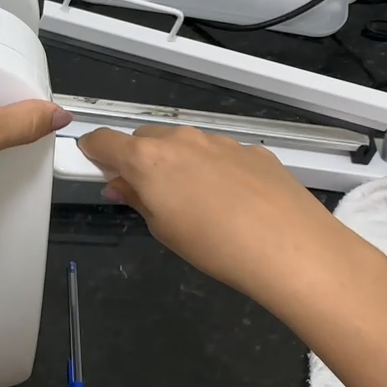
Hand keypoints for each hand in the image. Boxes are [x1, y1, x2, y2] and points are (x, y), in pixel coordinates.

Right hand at [76, 125, 366, 300]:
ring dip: (178, 163)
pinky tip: (235, 202)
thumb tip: (122, 186)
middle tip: (148, 193)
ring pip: (184, 144)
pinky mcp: (253, 150)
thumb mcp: (163, 230)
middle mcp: (179, 139)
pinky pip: (219, 154)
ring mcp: (219, 141)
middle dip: (138, 159)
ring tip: (198, 203)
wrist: (294, 248)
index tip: (93, 164)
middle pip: (143, 138)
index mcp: (146, 158)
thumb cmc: (214, 246)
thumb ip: (137, 200)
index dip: (92, 151)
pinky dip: (215, 169)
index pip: (103, 140)